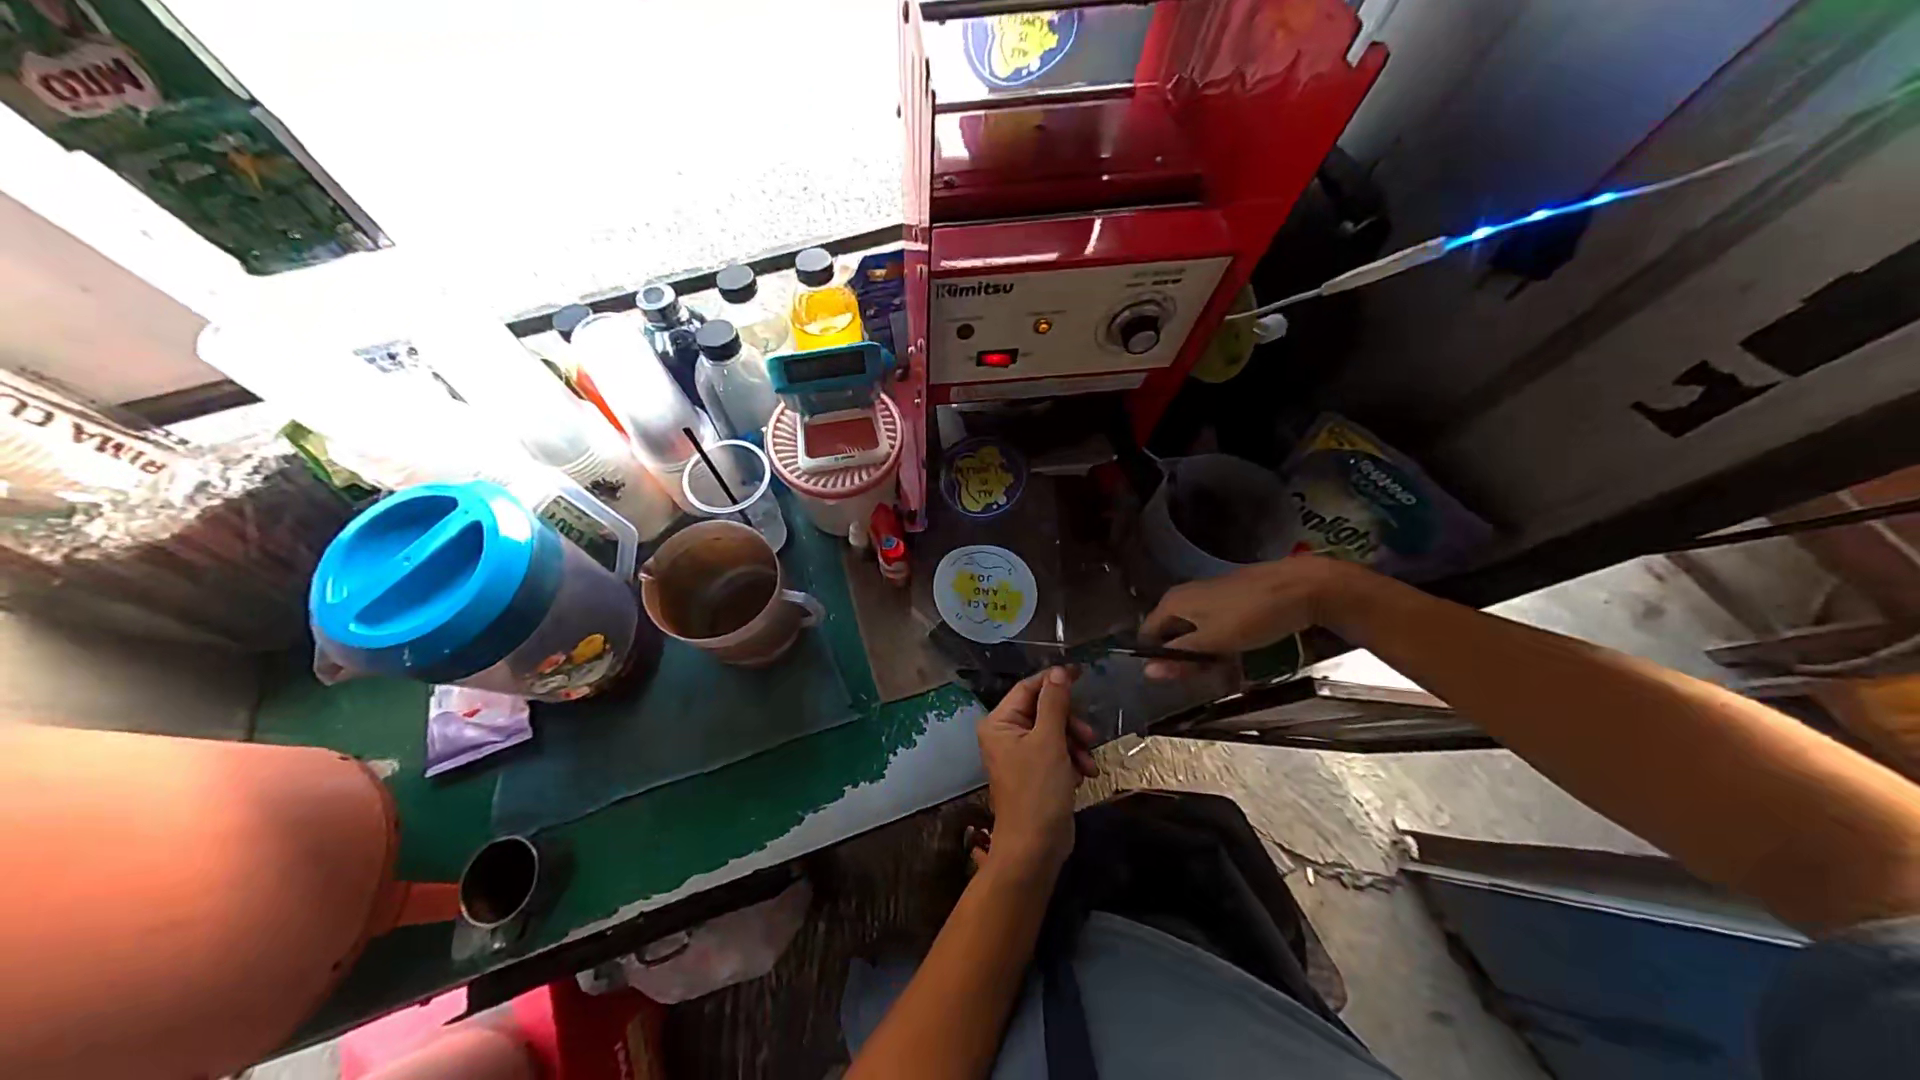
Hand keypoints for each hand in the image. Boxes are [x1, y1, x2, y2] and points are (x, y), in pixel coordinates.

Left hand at [976, 667, 1098, 871]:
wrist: (1036, 847)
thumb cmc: (1038, 790)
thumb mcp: (1049, 741)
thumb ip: (1055, 703)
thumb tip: (1058, 672)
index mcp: (999, 723)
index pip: (1027, 689)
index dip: (1054, 681)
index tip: (1081, 673)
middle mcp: (1006, 735)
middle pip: (1044, 710)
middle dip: (1069, 722)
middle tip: (1088, 736)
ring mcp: (1021, 754)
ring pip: (1055, 732)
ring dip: (1075, 744)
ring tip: (1088, 762)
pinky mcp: (1036, 772)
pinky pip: (1057, 752)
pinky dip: (1073, 760)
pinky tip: (1084, 775)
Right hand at [1139, 555, 1343, 678]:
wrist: (1298, 587)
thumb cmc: (1250, 615)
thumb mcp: (1212, 642)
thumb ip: (1180, 657)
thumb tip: (1146, 671)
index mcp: (1172, 602)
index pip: (1147, 634)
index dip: (1155, 658)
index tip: (1171, 680)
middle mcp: (1185, 596)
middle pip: (1170, 633)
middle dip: (1182, 658)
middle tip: (1199, 680)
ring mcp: (1208, 596)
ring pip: (1194, 631)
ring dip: (1202, 654)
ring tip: (1220, 672)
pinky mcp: (1229, 600)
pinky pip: (1212, 626)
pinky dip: (1218, 643)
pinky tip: (1235, 657)